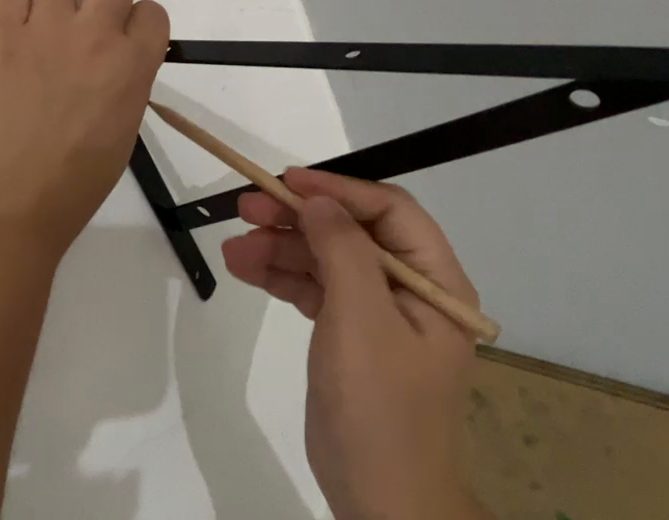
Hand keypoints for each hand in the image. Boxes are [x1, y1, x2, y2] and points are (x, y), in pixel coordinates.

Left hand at [0, 0, 170, 256]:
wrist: (8, 200)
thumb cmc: (69, 185)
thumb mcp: (120, 136)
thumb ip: (124, 89)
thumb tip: (116, 67)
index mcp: (133, 69)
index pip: (151, 14)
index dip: (142, 15)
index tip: (129, 23)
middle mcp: (96, 38)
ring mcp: (47, 29)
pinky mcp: (2, 31)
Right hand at [221, 170, 488, 519]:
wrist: (380, 500)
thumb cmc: (380, 407)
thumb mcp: (362, 319)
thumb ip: (343, 248)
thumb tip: (320, 198)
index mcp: (434, 282)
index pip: (389, 212)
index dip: (338, 190)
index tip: (287, 181)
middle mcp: (409, 290)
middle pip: (351, 231)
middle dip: (299, 218)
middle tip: (247, 206)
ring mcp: (377, 314)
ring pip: (326, 258)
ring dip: (280, 247)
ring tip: (233, 246)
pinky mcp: (348, 336)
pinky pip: (314, 289)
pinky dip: (280, 276)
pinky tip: (244, 267)